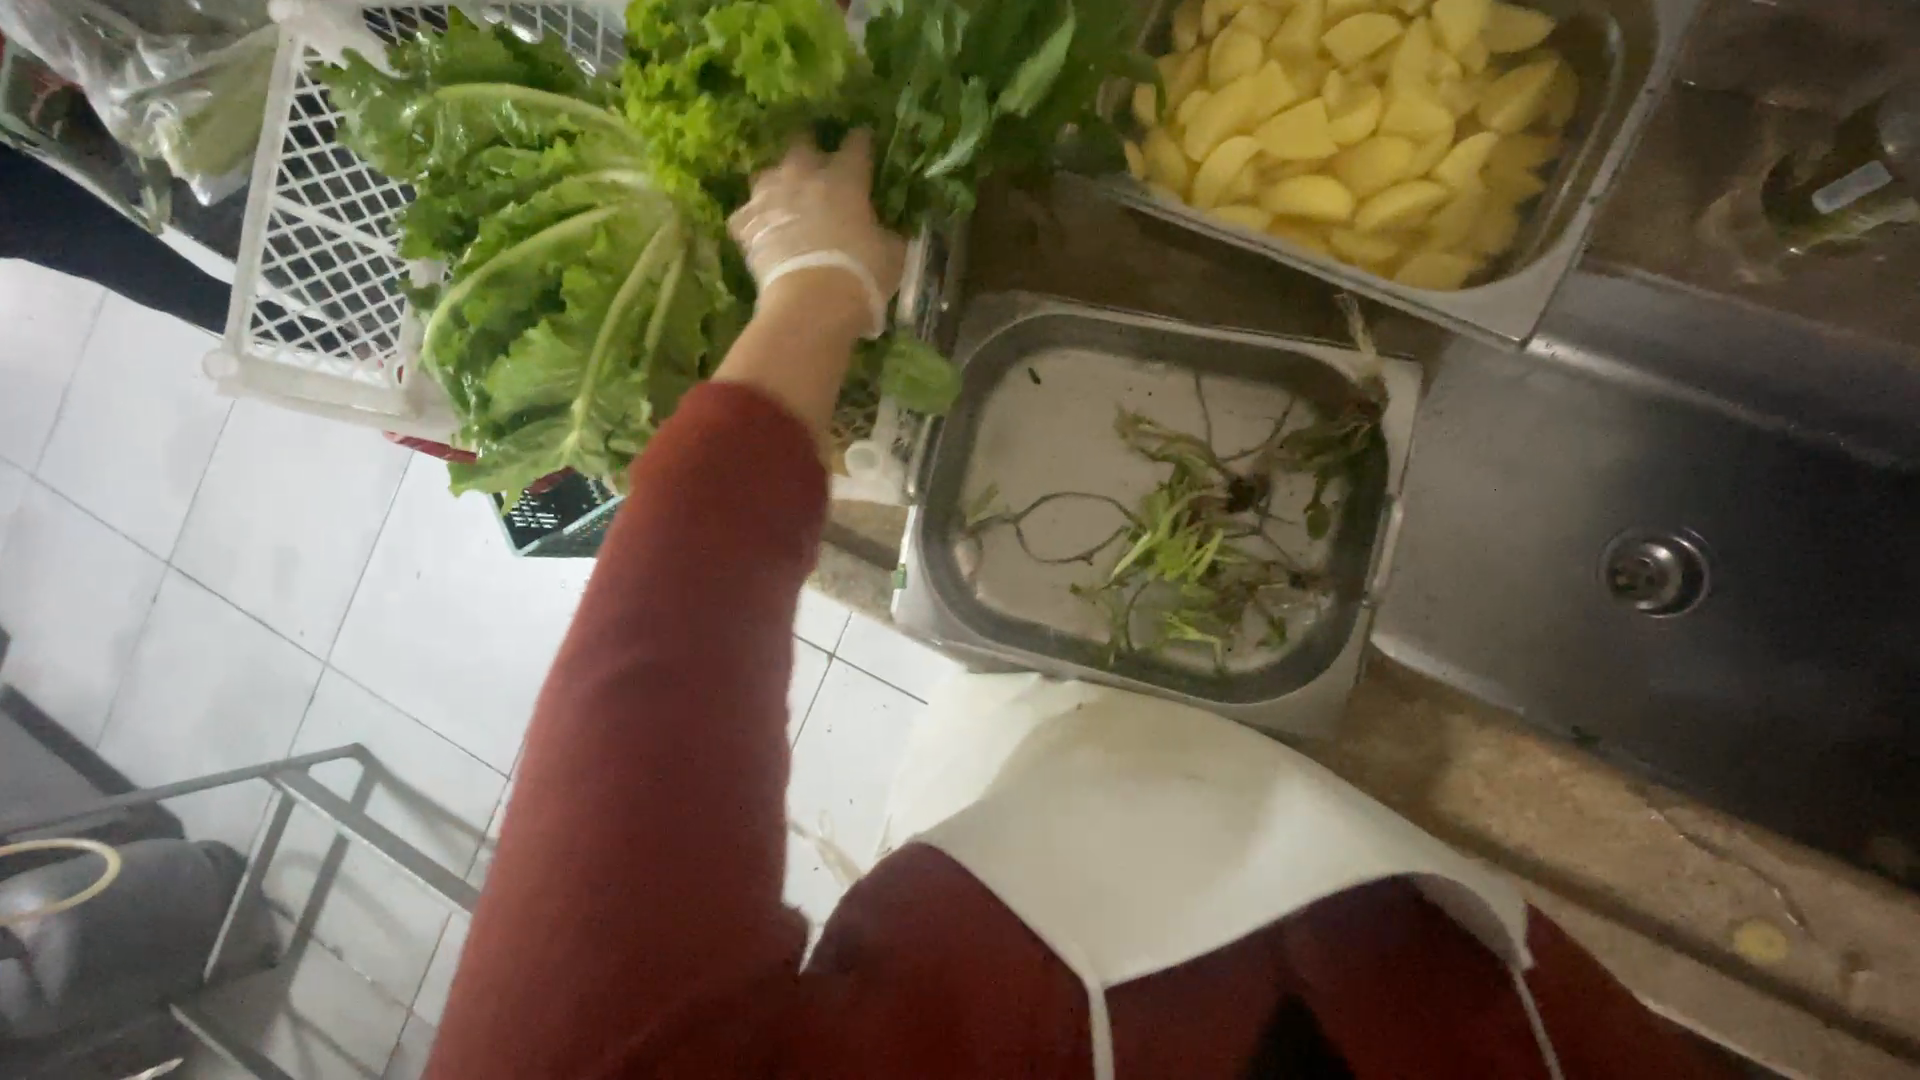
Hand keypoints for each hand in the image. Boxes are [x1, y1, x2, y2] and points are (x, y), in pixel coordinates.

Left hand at [728, 130, 906, 338]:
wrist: (813, 302)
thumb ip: (889, 236)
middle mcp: (803, 177)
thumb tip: (889, 234)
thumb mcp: (892, 255)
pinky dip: (753, 222)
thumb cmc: (861, 274)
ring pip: (767, 175)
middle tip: (816, 161)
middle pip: (801, 145)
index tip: (863, 139)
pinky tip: (760, 231)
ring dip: (776, 182)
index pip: (856, 147)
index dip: (861, 142)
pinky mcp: (746, 226)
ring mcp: (770, 198)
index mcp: (845, 179)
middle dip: (809, 149)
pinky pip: (746, 216)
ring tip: (783, 196)